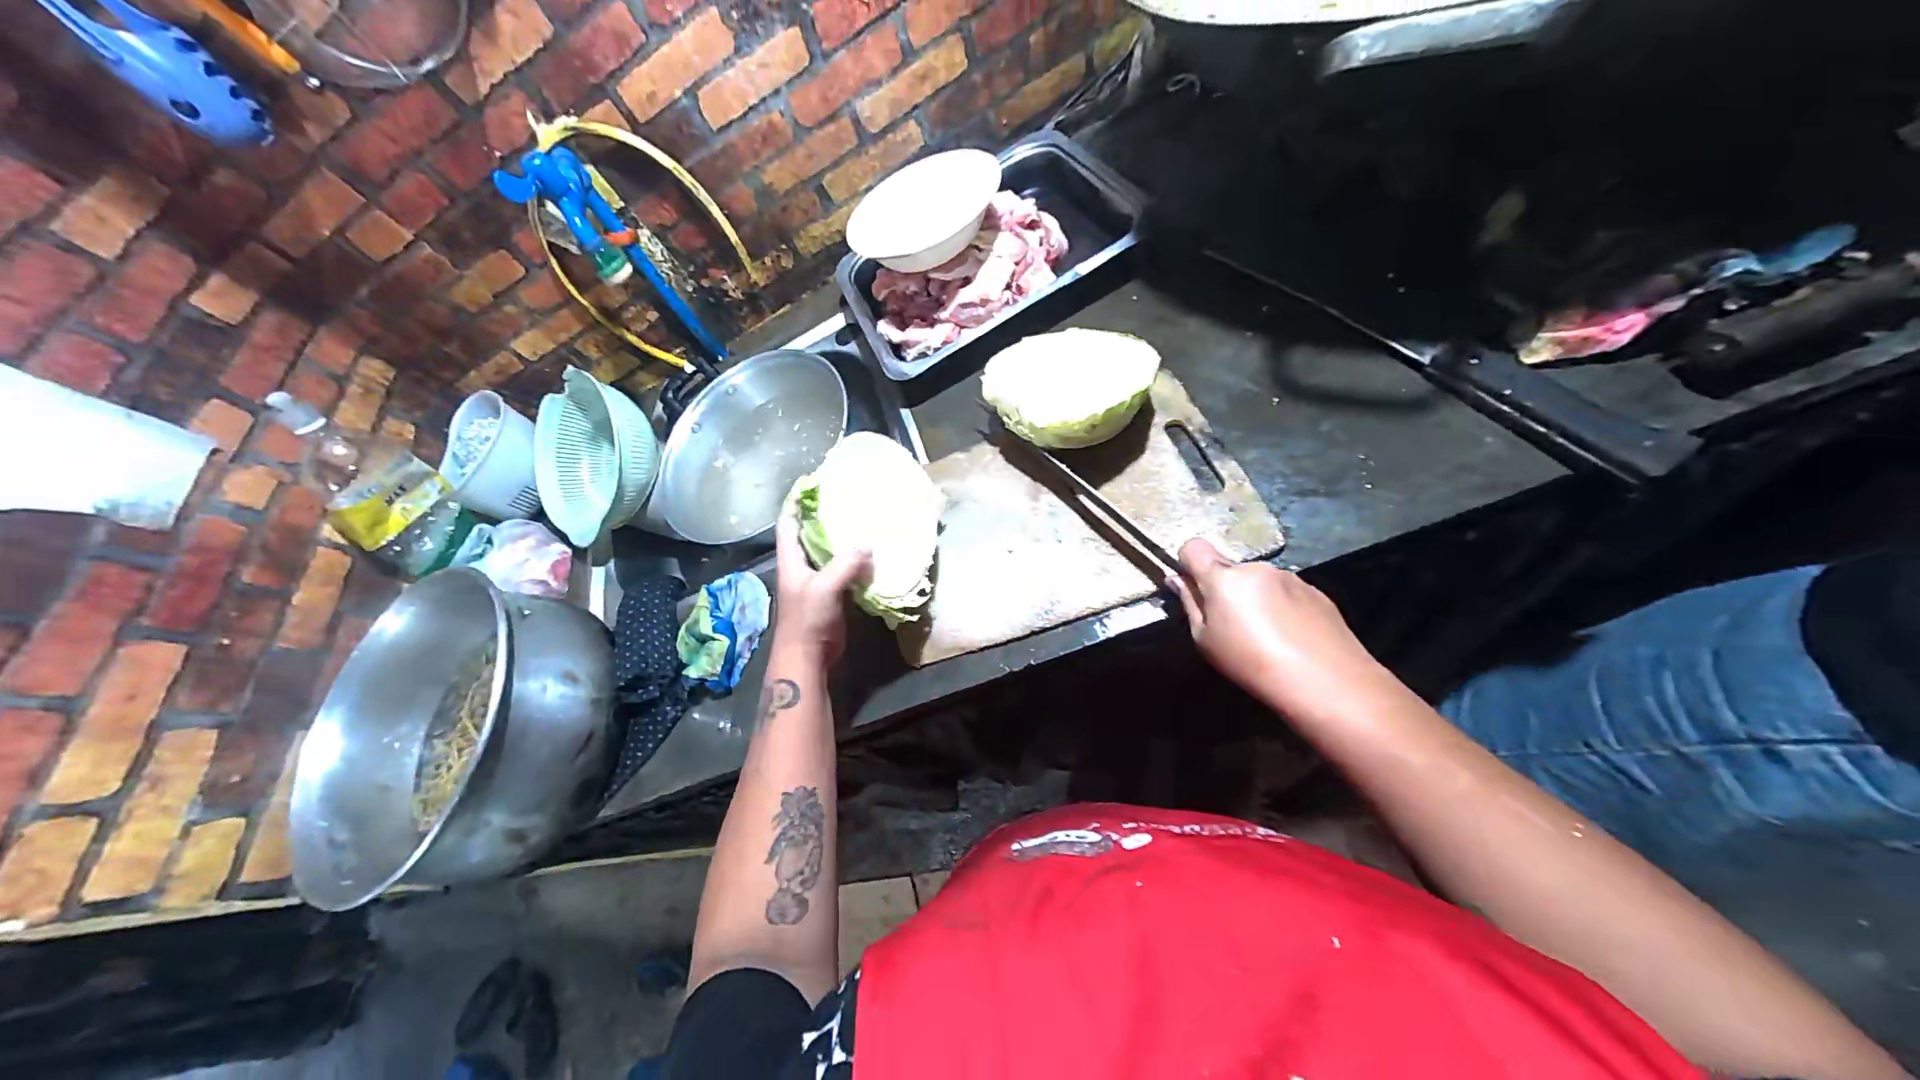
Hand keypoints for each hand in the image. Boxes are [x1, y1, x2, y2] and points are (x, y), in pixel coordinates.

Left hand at [772, 505, 871, 665]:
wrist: (808, 656)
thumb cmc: (807, 620)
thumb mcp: (825, 588)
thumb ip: (846, 565)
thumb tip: (869, 545)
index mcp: (791, 560)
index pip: (788, 523)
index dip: (795, 503)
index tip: (810, 484)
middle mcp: (802, 566)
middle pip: (810, 535)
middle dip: (824, 517)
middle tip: (845, 498)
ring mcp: (817, 581)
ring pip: (829, 553)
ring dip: (842, 539)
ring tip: (862, 520)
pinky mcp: (832, 594)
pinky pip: (845, 570)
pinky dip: (856, 560)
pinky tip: (872, 553)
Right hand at [1167, 538, 1387, 715]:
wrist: (1325, 680)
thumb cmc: (1251, 662)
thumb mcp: (1206, 641)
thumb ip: (1190, 604)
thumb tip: (1178, 580)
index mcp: (1223, 578)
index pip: (1194, 547)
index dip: (1189, 564)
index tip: (1195, 590)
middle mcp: (1256, 568)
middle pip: (1229, 569)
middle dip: (1226, 589)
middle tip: (1233, 626)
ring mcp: (1289, 577)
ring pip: (1259, 581)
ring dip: (1256, 598)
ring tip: (1268, 636)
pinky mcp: (1315, 591)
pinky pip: (1285, 592)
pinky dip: (1281, 607)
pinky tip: (1291, 637)